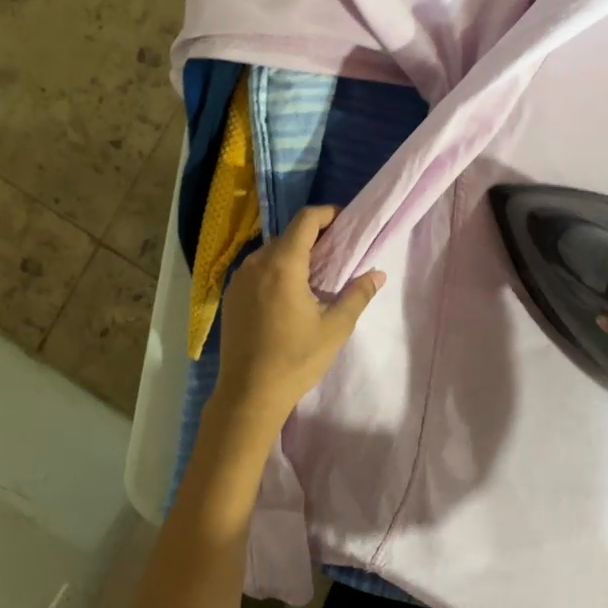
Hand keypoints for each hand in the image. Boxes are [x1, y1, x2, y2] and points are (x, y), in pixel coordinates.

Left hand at [213, 205, 384, 419]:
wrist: (249, 393)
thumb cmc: (296, 359)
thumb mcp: (335, 328)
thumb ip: (358, 295)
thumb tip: (377, 274)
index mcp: (282, 264)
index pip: (306, 220)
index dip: (328, 214)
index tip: (346, 223)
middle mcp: (256, 263)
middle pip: (288, 236)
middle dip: (314, 238)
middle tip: (338, 255)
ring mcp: (238, 279)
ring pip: (271, 254)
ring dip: (294, 256)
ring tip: (315, 278)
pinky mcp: (230, 296)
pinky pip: (257, 272)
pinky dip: (276, 272)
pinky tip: (289, 296)